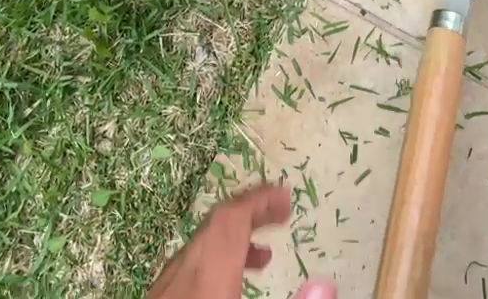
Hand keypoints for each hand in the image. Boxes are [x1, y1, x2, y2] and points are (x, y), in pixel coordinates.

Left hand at [145, 184, 336, 298]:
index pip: (229, 221)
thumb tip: (326, 284)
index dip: (258, 202)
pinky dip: (212, 269)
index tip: (285, 198)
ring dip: (231, 244)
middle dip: (248, 215)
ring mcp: (162, 296)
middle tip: (281, 214)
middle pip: (211, 230)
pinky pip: (185, 276)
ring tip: (265, 257)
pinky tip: (228, 292)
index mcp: (206, 281)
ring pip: (195, 254)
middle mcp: (179, 280)